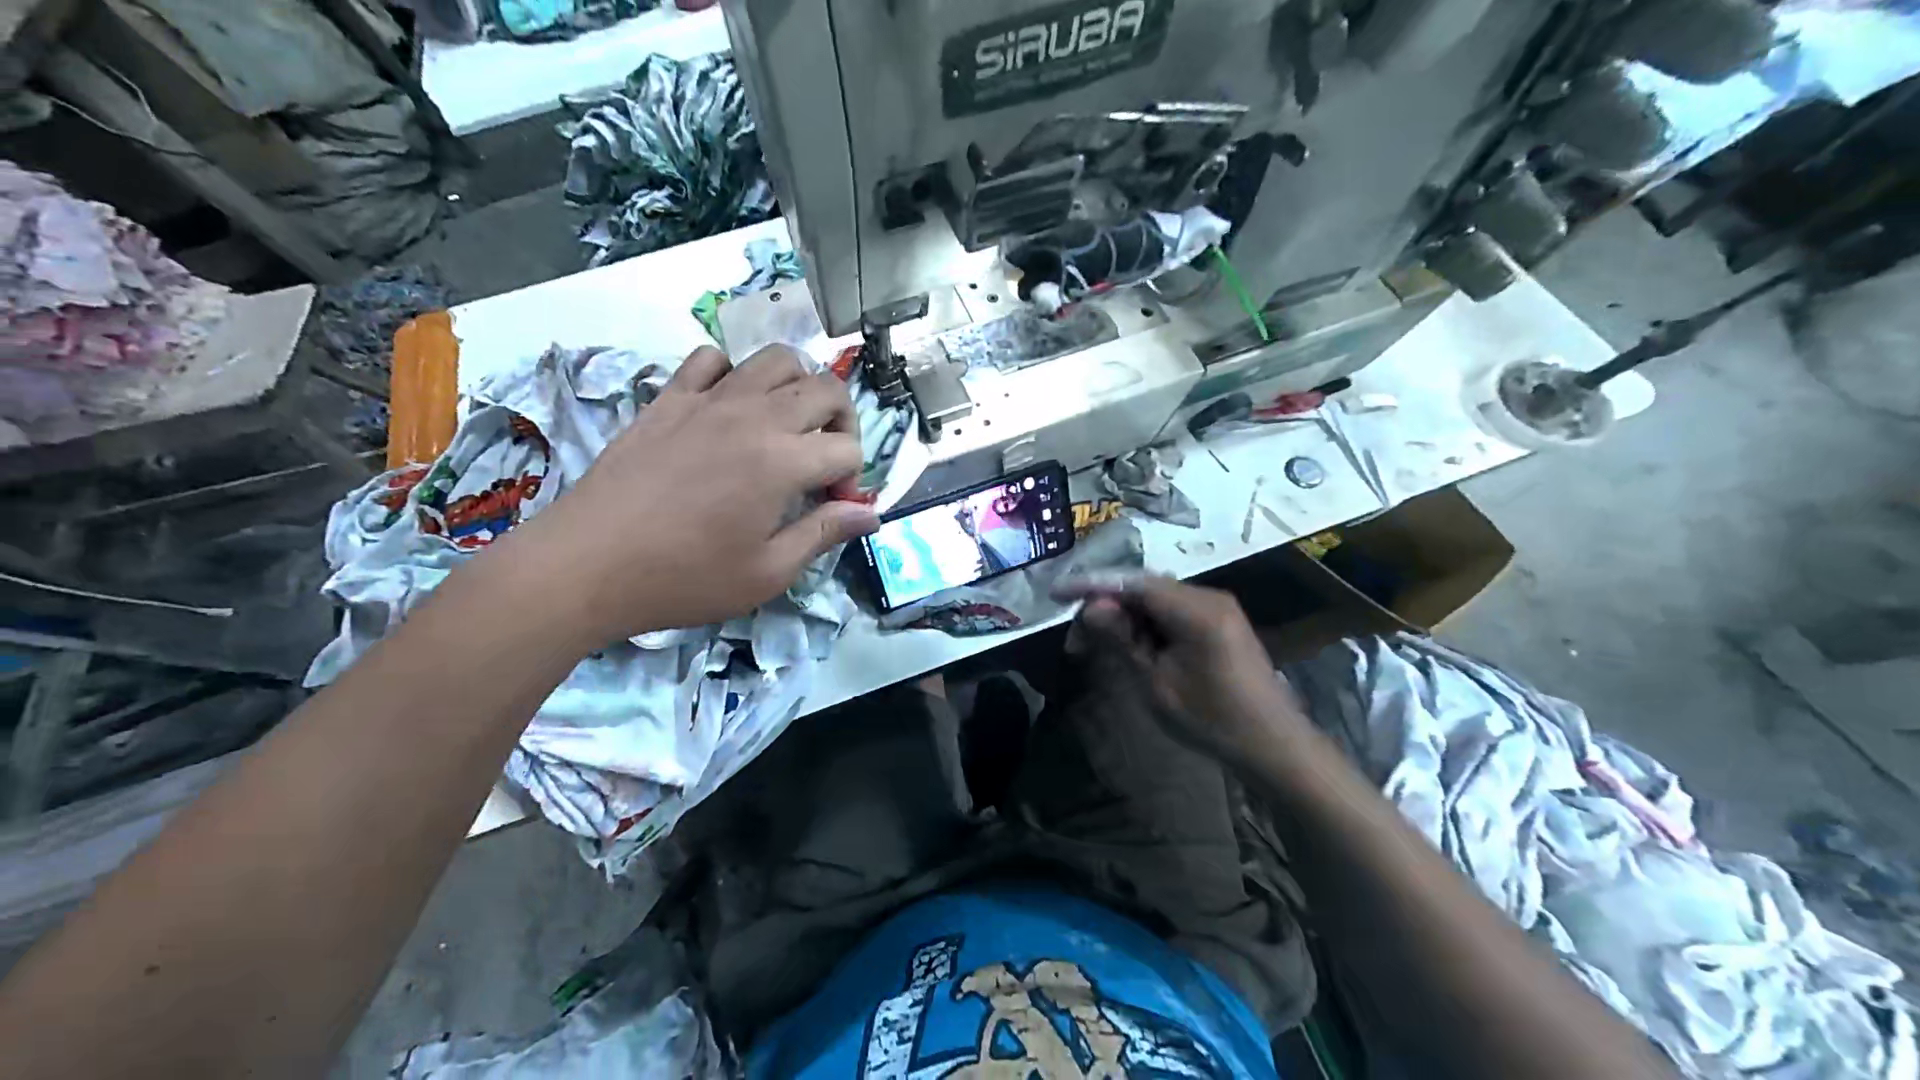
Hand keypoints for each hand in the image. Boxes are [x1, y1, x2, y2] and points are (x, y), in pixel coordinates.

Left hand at [507, 345, 878, 642]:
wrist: (588, 565)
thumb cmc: (684, 578)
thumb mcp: (767, 573)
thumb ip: (823, 534)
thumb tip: (871, 515)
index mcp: (784, 461)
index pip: (849, 449)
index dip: (853, 479)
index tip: (833, 509)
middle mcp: (755, 416)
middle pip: (827, 389)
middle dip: (843, 422)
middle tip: (825, 462)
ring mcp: (709, 400)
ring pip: (776, 360)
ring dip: (798, 387)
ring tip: (786, 427)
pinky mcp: (669, 399)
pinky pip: (711, 359)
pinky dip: (732, 375)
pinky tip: (727, 409)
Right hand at [1057, 575, 1310, 762]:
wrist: (1273, 744)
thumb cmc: (1213, 719)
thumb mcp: (1157, 683)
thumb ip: (1124, 640)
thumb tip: (1091, 608)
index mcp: (1196, 610)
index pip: (1132, 583)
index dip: (1091, 584)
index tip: (1056, 592)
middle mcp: (1207, 597)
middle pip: (1143, 587)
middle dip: (1105, 604)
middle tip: (1074, 634)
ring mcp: (1216, 608)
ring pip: (1155, 598)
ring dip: (1123, 614)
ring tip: (1093, 641)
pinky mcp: (1218, 622)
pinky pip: (1171, 610)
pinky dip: (1144, 622)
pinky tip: (1127, 641)